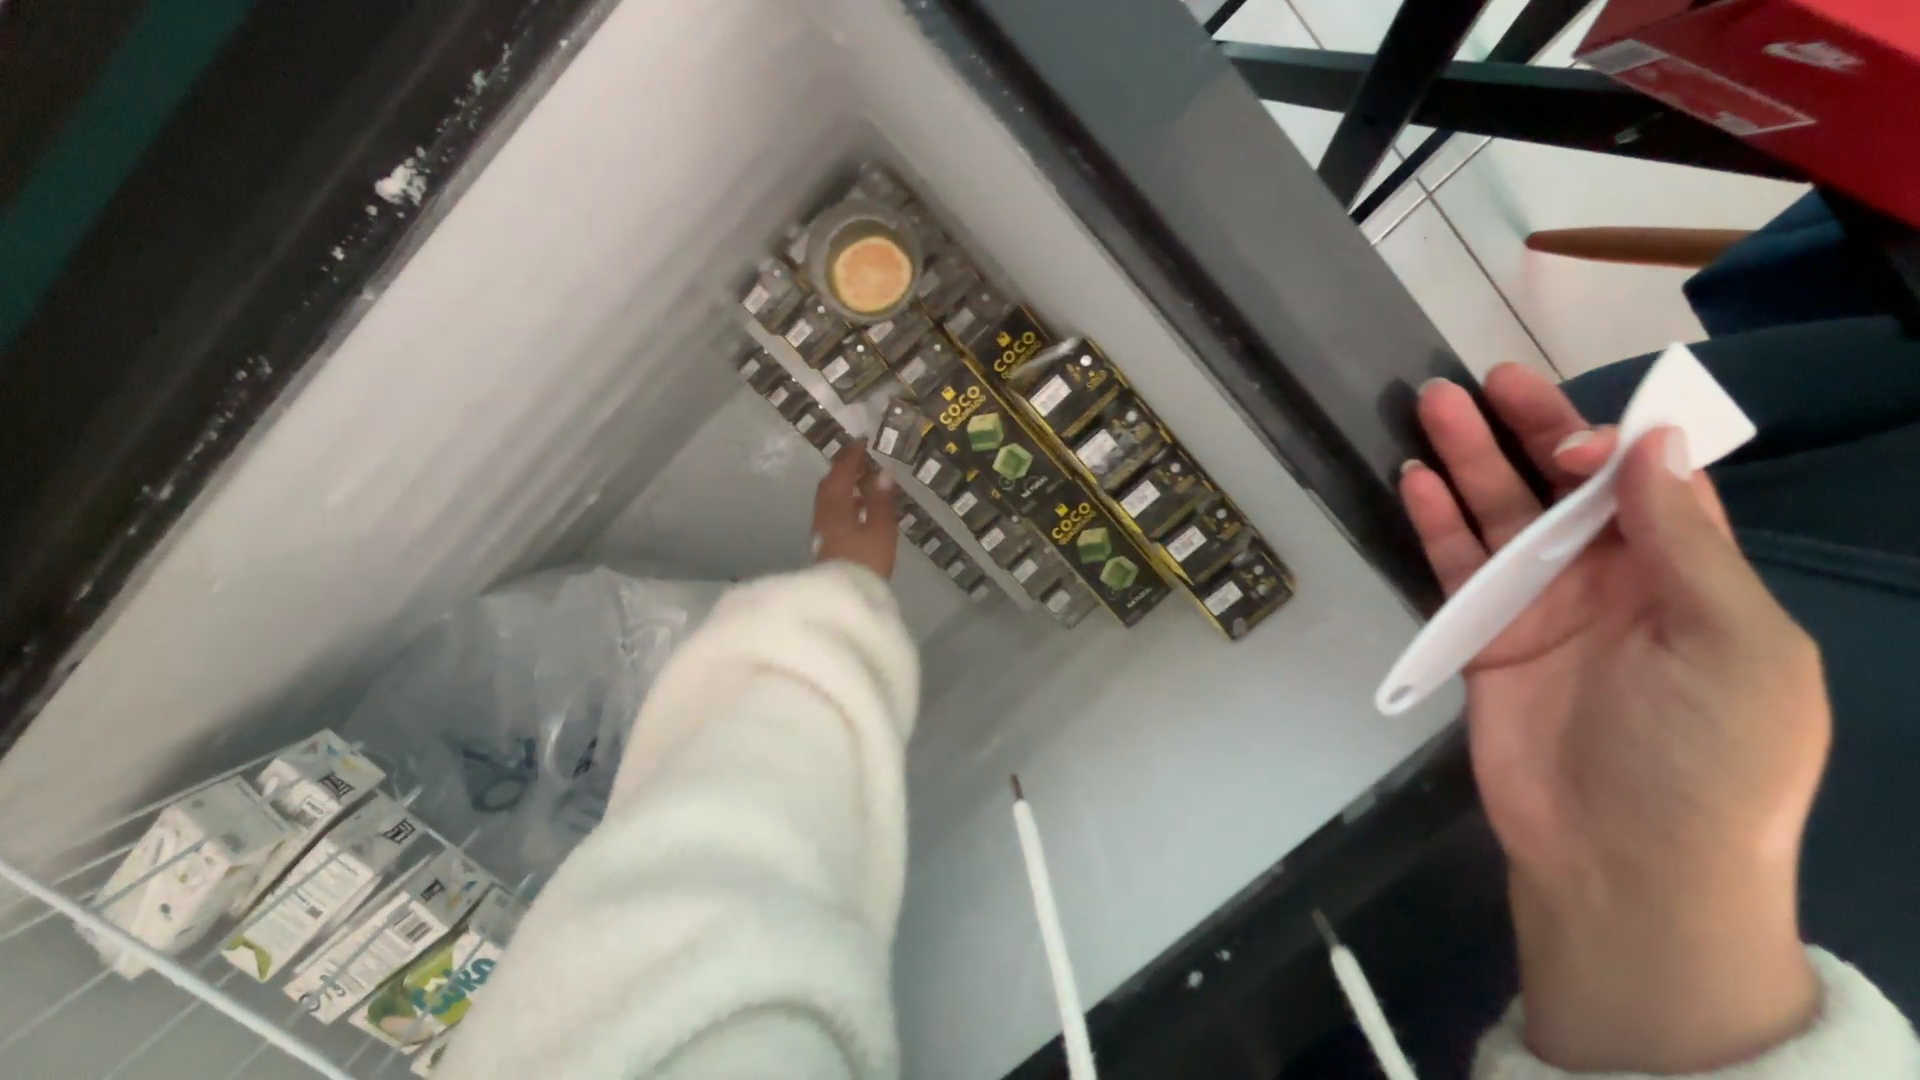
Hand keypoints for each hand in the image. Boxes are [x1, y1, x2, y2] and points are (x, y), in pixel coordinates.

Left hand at [813, 439, 898, 579]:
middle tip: (863, 459)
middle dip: (845, 469)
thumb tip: (883, 473)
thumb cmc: (865, 561)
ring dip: (844, 487)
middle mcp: (824, 514)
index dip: (852, 455)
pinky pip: (833, 513)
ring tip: (865, 483)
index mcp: (836, 506)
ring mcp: (822, 531)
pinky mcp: (825, 545)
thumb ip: (881, 501)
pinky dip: (845, 503)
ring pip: (830, 499)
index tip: (863, 441)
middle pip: (830, 484)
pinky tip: (859, 510)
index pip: (841, 472)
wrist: (842, 599)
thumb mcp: (880, 530)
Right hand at [1401, 365, 1829, 1072]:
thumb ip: (1687, 543)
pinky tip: (1415, 480)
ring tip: (1429, 407)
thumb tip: (1653, 443)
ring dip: (1467, 462)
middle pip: (1559, 488)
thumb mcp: (1734, 645)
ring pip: (1498, 517)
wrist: (1622, 861)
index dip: (1604, 446)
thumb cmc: (1707, 756)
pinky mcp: (1482, 637)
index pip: (1642, 483)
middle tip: (1478, 380)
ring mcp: (1539, 608)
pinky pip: (1455, 568)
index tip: (1565, 438)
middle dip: (1523, 431)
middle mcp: (1610, 580)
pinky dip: (1435, 523)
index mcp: (1687, 576)